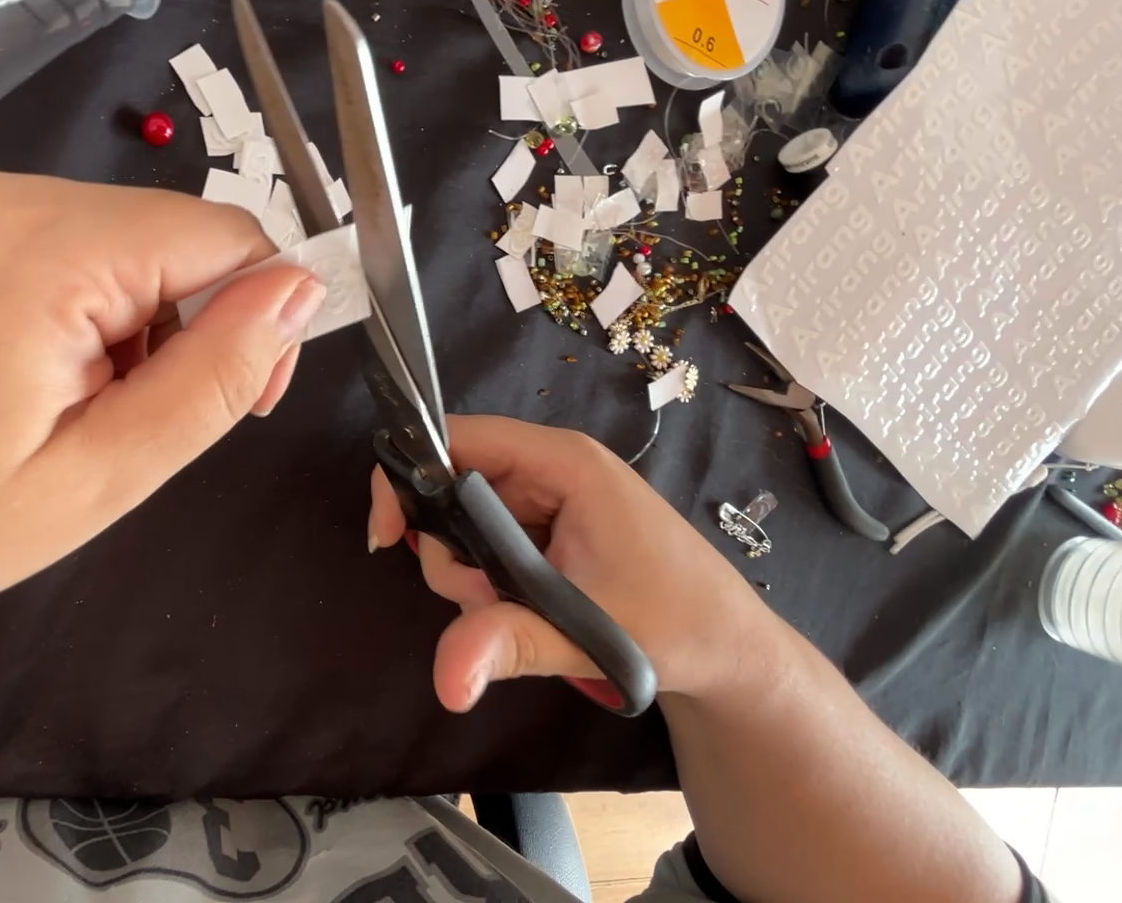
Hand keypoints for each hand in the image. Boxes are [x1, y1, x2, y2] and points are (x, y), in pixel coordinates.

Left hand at [0, 171, 325, 641]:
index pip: (226, 234)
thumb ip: (215, 375)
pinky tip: (19, 379)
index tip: (239, 398)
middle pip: (169, 236)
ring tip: (68, 409)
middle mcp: (1, 195)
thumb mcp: (104, 475)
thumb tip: (298, 289)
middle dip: (187, 325)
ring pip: (115, 242)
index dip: (259, 314)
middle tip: (134, 424)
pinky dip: (73, 305)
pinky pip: (50, 245)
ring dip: (129, 321)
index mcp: (48, 248)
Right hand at [369, 415, 772, 710]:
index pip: (459, 438)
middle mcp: (547, 468)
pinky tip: (517, 608)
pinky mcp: (544, 526)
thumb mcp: (589, 632)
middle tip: (482, 600)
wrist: (732, 652)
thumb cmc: (678, 624)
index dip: (410, 474)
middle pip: (451, 483)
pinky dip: (483, 576)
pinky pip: (484, 538)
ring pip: (462, 517)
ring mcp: (545, 496)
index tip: (388, 535)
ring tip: (514, 611)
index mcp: (562, 462)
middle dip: (448, 549)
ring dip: (467, 571)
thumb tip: (443, 683)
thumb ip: (510, 643)